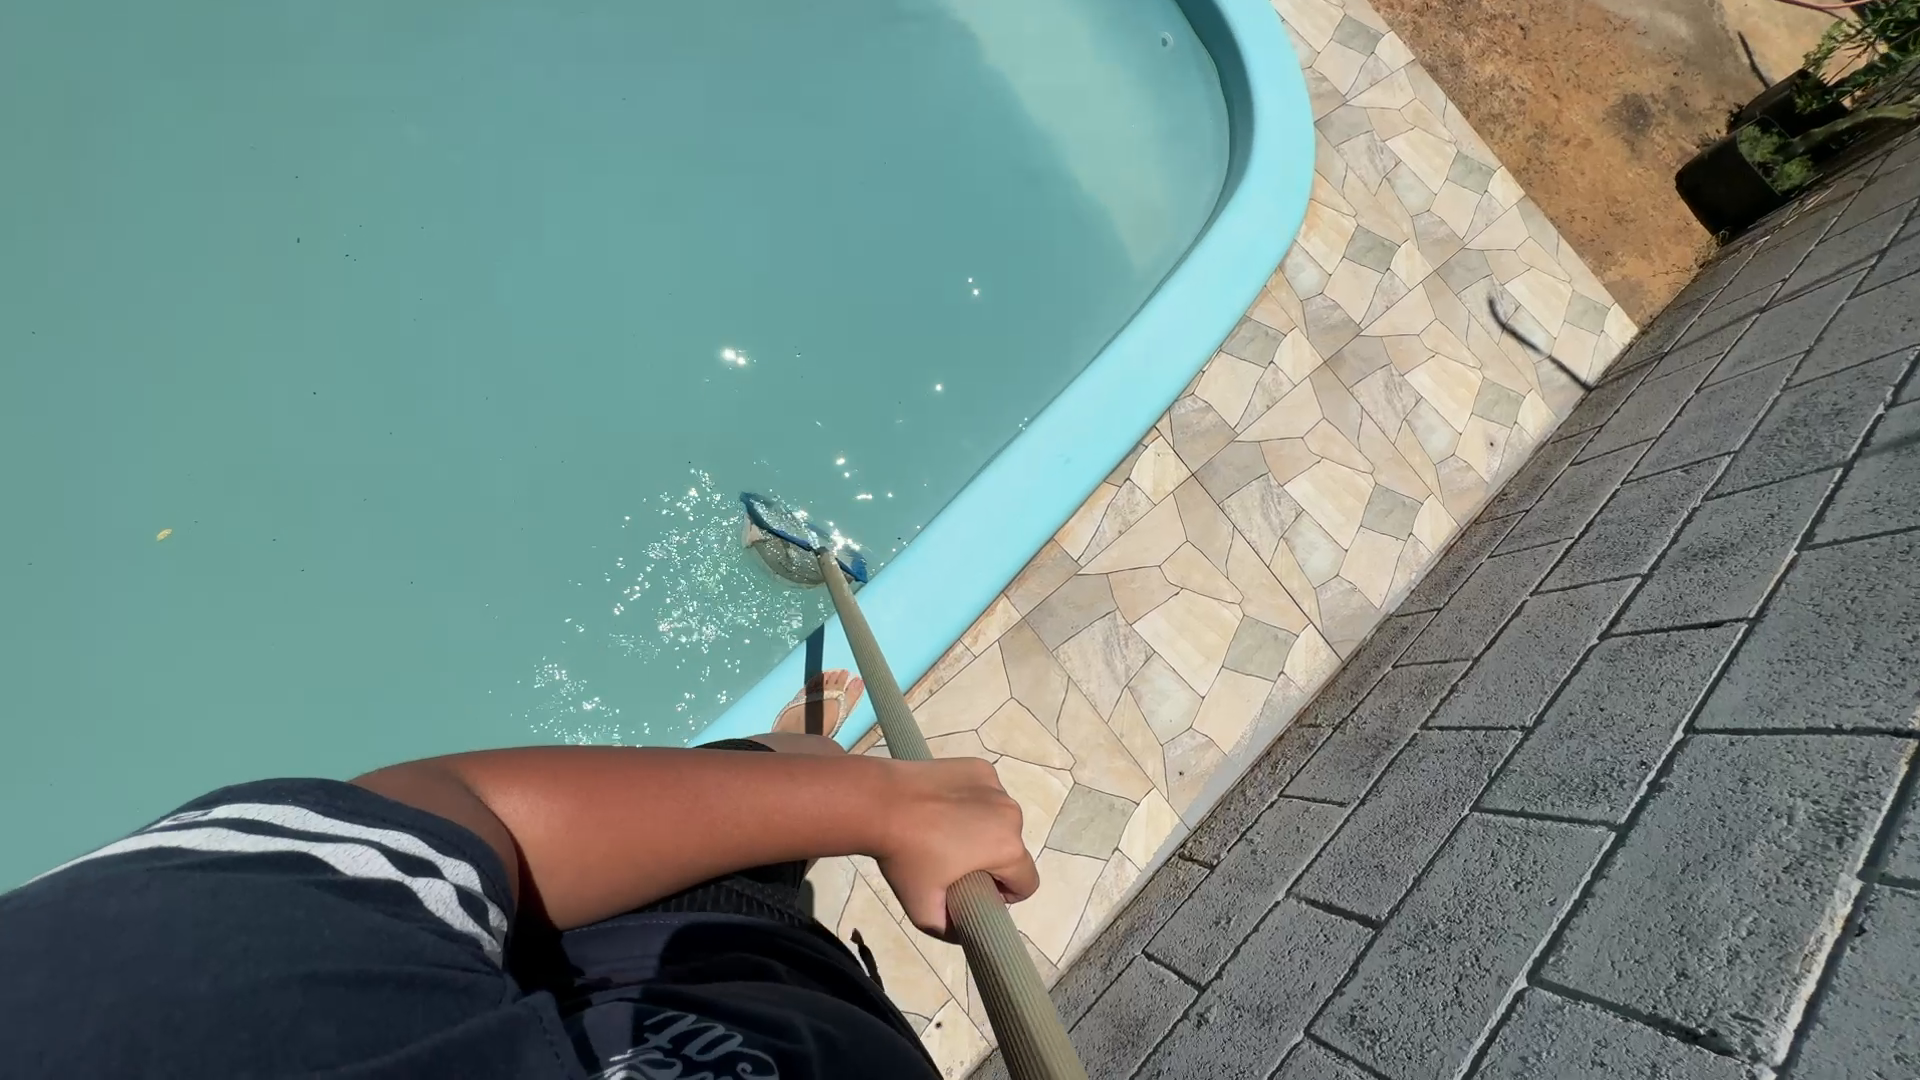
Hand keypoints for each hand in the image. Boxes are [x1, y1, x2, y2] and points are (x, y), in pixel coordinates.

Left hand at [871, 757, 1039, 938]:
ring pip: (1000, 818)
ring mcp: (995, 784)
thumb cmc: (905, 857)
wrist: (880, 801)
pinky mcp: (979, 766)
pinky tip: (944, 804)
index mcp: (1007, 848)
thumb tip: (966, 930)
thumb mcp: (924, 911)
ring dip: (983, 828)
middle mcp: (1011, 813)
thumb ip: (952, 931)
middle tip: (953, 861)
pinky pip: (985, 792)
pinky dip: (972, 801)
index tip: (975, 889)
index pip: (1027, 883)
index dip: (1005, 894)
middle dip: (991, 860)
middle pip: (1013, 848)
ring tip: (945, 831)